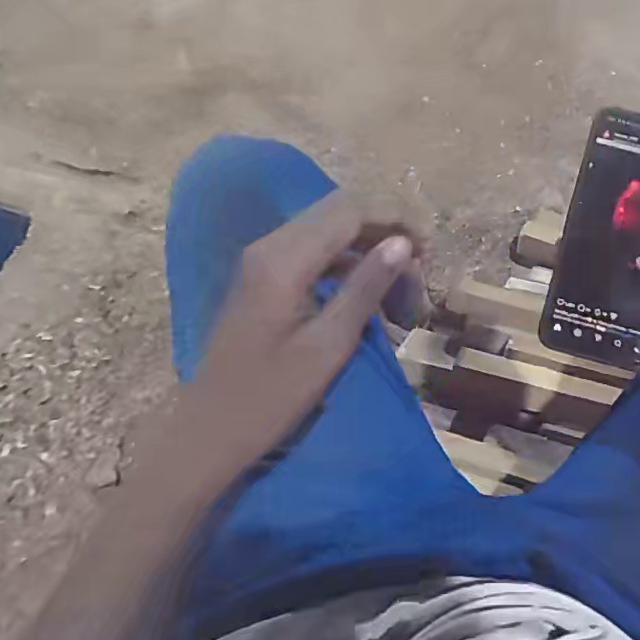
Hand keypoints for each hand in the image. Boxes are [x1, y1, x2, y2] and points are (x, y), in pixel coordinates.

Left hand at [180, 191, 418, 465]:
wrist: (209, 430)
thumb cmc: (270, 397)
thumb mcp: (328, 345)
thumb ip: (366, 288)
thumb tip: (403, 244)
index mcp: (284, 258)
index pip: (351, 210)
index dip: (397, 219)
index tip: (430, 248)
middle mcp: (271, 245)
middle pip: (341, 210)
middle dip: (387, 228)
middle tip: (422, 264)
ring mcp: (264, 258)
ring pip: (329, 228)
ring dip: (370, 244)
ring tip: (405, 280)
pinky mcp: (265, 275)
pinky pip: (315, 250)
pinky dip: (349, 260)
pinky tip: (372, 289)